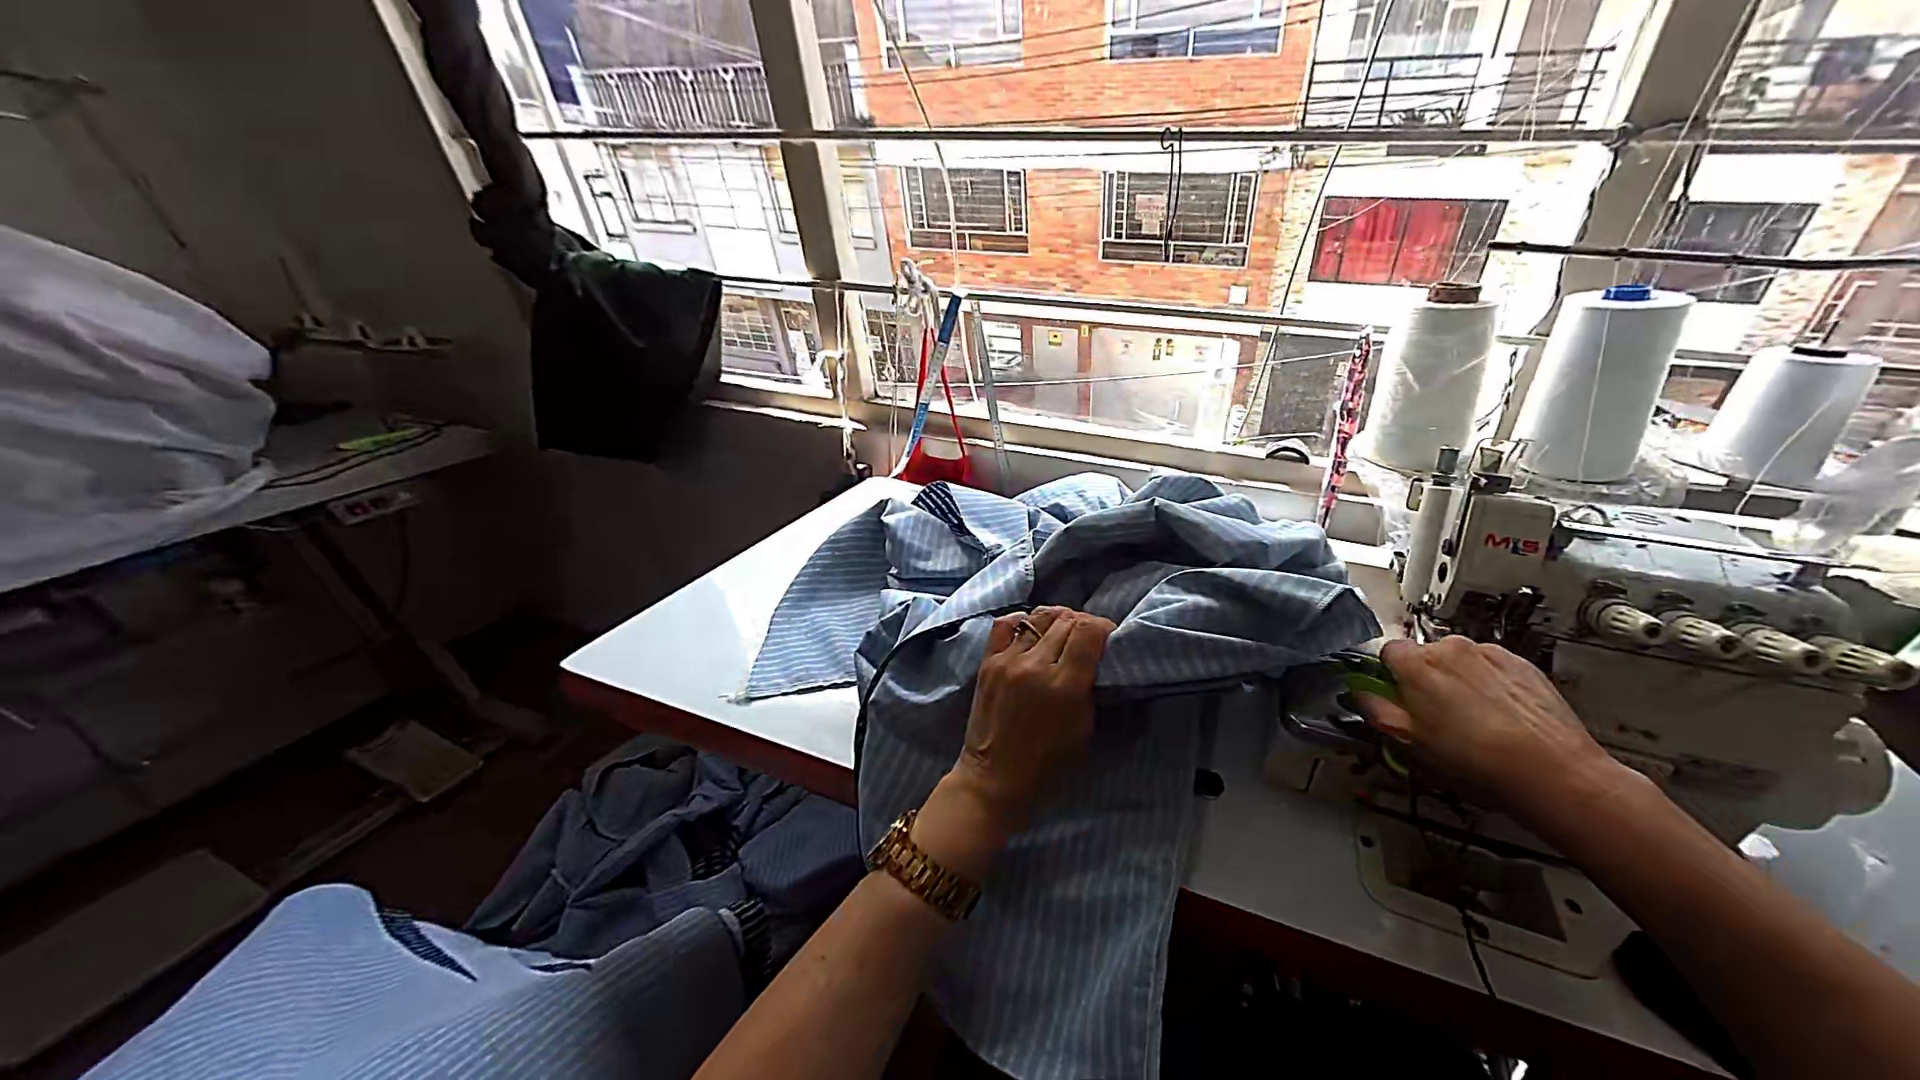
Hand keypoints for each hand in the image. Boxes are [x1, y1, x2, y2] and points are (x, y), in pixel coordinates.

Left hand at [911, 607, 1112, 879]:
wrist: (995, 776)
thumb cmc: (1047, 762)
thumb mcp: (1084, 728)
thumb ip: (1090, 687)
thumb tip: (1095, 657)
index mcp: (1065, 685)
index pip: (1089, 631)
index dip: (1104, 627)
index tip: (1108, 636)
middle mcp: (1035, 665)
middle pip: (1067, 620)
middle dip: (1084, 624)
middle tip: (1089, 637)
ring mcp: (1007, 660)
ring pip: (1039, 617)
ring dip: (1057, 619)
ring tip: (1063, 630)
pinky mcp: (987, 662)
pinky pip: (1005, 624)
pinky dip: (1022, 621)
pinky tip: (1031, 629)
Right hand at [1354, 636, 1621, 817]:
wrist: (1555, 773)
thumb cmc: (1480, 761)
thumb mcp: (1409, 741)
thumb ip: (1374, 709)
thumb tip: (1359, 693)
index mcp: (1417, 664)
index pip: (1387, 652)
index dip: (1389, 676)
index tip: (1395, 698)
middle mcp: (1452, 650)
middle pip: (1424, 655)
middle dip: (1424, 680)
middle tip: (1434, 717)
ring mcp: (1490, 654)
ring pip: (1458, 661)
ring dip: (1458, 682)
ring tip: (1471, 721)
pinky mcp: (1521, 665)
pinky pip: (1491, 667)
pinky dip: (1488, 685)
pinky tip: (1497, 717)